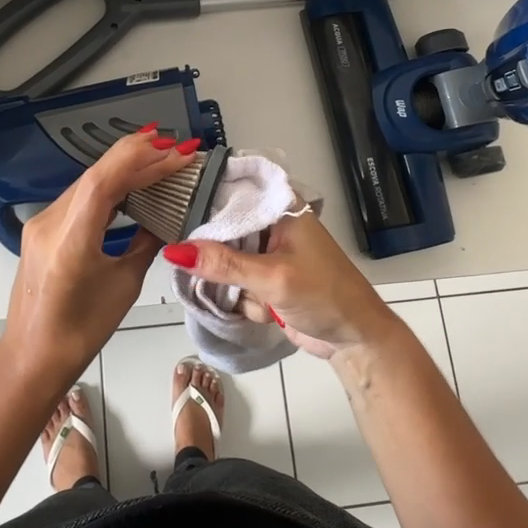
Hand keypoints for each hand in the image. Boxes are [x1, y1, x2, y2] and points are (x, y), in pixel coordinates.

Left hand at [0, 130, 194, 390]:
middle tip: (177, 147)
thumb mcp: (124, 285)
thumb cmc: (80, 331)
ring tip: (161, 156)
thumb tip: (168, 219)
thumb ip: (146, 244)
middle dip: (138, 155)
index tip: (178, 152)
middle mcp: (50, 222)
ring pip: (88, 181)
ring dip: (124, 167)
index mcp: (70, 238)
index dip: (143, 160)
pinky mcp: (42, 228)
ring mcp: (42, 223)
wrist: (32, 356)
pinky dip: (108, 184)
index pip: (105, 180)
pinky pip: (79, 196)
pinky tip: (131, 181)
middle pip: (96, 174)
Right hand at [166, 208, 397, 359]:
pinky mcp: (264, 279)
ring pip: (224, 262)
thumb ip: (224, 264)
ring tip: (259, 299)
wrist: (353, 338)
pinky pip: (235, 285)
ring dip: (234, 286)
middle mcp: (271, 223)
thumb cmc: (325, 295)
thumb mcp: (273, 278)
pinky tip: (266, 311)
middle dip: (218, 257)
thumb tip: (175, 251)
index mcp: (279, 206)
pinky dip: (245, 300)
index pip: (232, 190)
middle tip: (217, 272)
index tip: (174, 210)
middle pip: (222, 229)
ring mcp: (267, 253)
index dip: (203, 199)